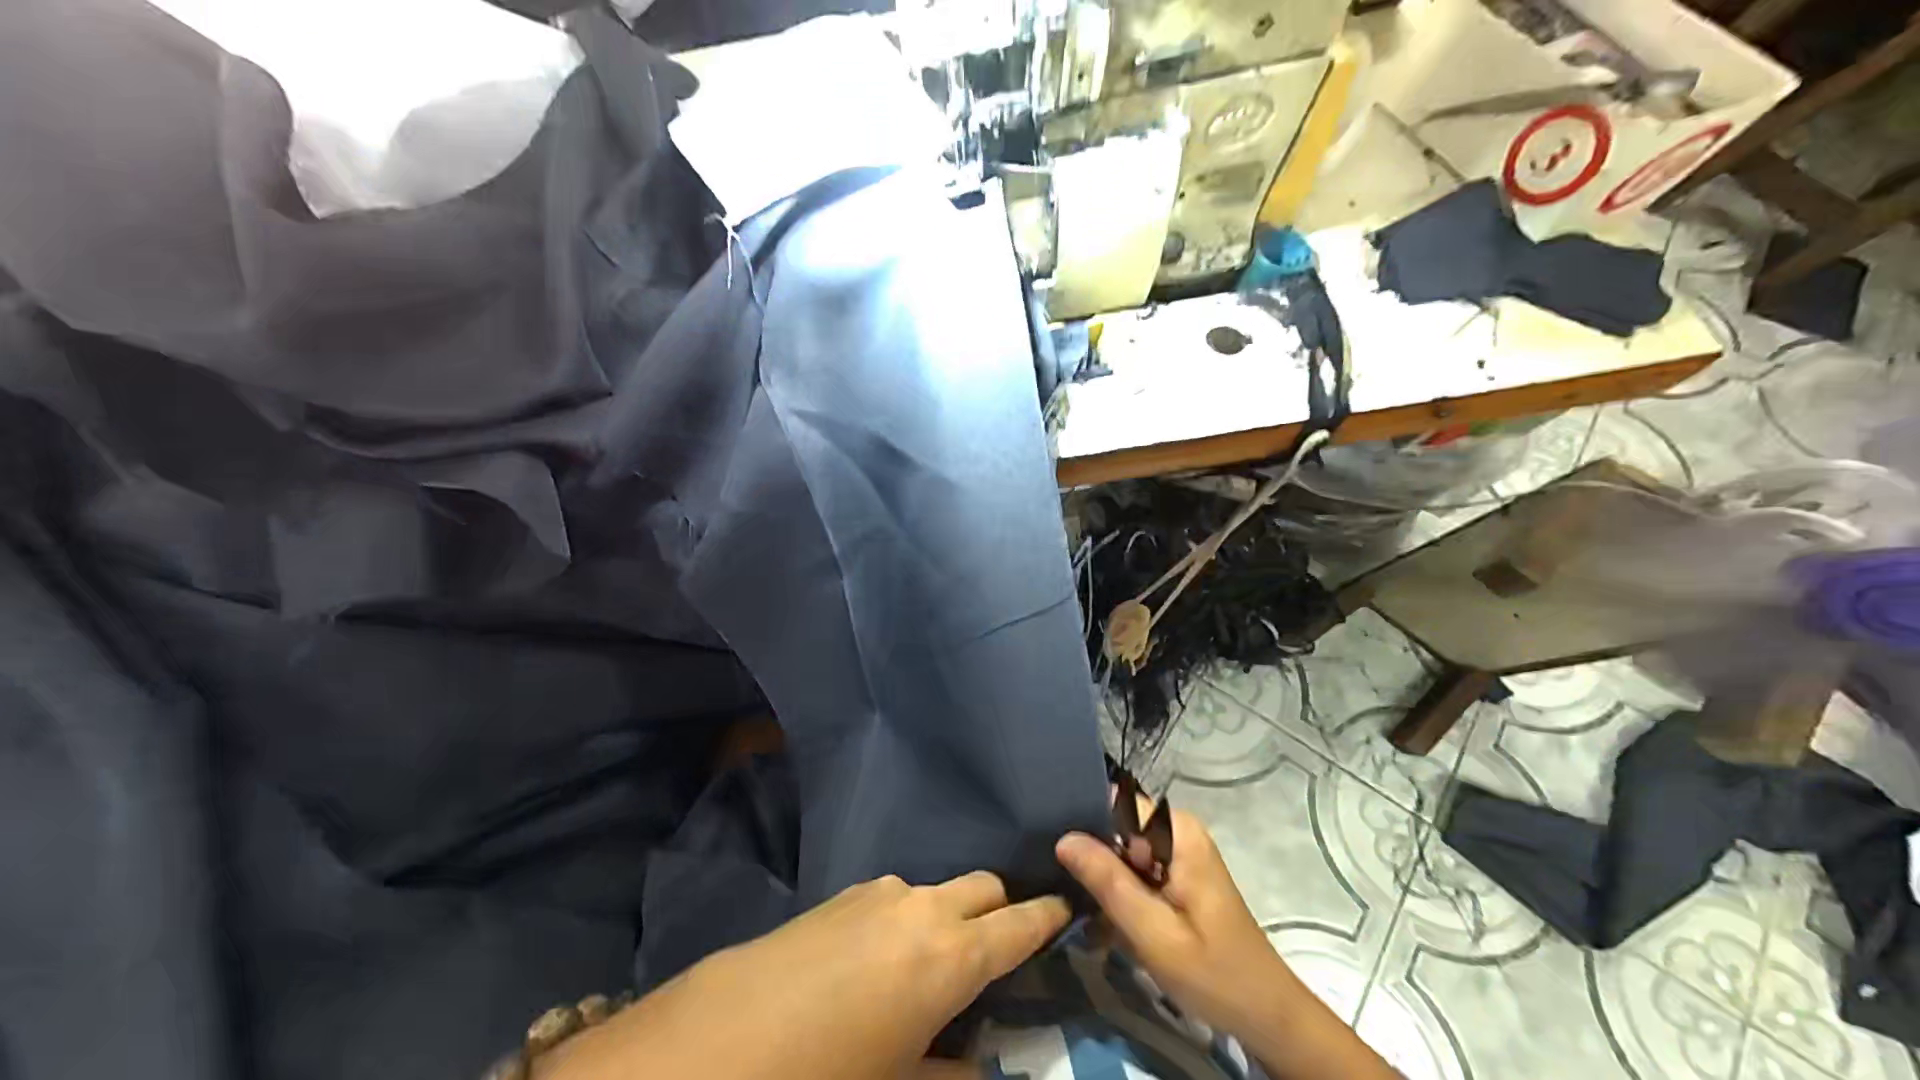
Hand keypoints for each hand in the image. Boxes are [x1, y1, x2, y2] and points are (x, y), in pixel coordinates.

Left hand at [539, 872, 1068, 1079]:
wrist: (715, 1045)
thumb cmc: (826, 1077)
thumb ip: (952, 1077)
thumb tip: (981, 1068)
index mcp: (951, 956)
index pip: (1021, 924)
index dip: (1049, 918)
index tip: (1070, 912)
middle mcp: (922, 908)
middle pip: (984, 888)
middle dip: (1004, 909)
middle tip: (1007, 948)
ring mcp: (878, 894)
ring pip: (938, 891)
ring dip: (952, 914)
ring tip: (939, 964)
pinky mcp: (840, 896)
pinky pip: (897, 897)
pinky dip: (912, 917)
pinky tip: (884, 960)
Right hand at [1057, 803, 1397, 1079]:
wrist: (1266, 1016)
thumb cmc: (1213, 973)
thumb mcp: (1153, 933)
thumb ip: (1108, 881)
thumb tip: (1064, 838)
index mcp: (1178, 832)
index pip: (1115, 803)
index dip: (1085, 826)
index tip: (1057, 855)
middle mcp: (1177, 832)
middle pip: (1116, 827)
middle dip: (1090, 857)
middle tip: (1067, 892)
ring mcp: (1177, 855)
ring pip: (1121, 852)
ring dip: (1101, 882)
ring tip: (1082, 914)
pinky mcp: (1175, 877)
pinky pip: (1133, 871)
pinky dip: (1118, 896)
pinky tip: (1103, 926)